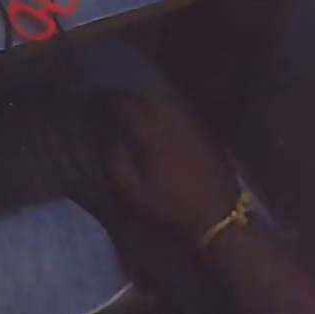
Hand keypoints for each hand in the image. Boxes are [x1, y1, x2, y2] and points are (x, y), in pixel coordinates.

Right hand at [107, 93, 239, 239]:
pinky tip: (159, 113)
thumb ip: (117, 161)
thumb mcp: (135, 191)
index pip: (127, 106)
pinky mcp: (204, 135)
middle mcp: (172, 124)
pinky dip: (165, 107)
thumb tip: (109, 138)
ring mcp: (191, 127)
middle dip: (127, 95)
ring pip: (165, 102)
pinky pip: (180, 111)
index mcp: (153, 135)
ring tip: (133, 102)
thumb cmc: (172, 207)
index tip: (95, 99)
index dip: (109, 99)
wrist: (220, 218)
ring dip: (146, 98)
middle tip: (112, 98)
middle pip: (146, 98)